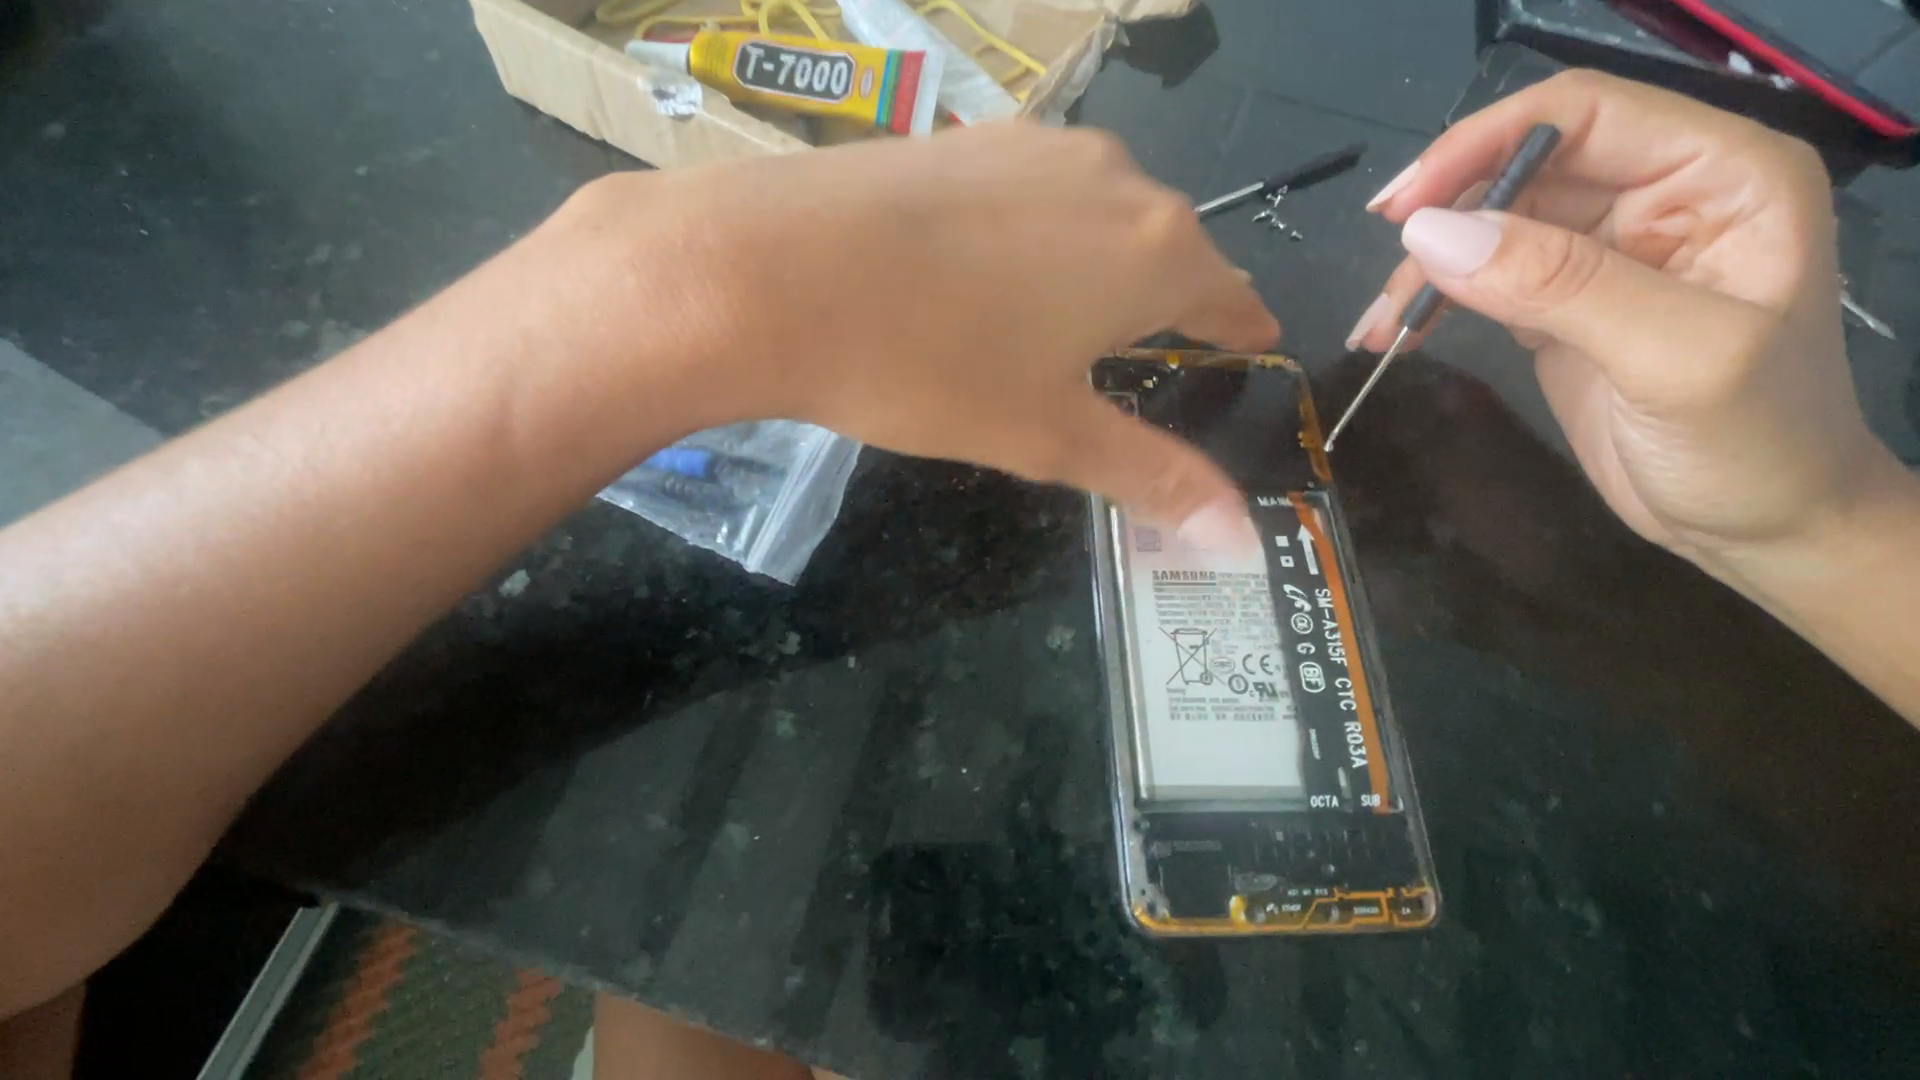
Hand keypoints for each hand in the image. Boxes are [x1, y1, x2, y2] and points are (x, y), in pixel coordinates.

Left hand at [568, 122, 1279, 547]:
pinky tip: (990, 273)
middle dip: (1169, 303)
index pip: (1229, 296)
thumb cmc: (932, 367)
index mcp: (1155, 251)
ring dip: (1100, 267)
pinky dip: (1036, 239)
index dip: (1243, 329)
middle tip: (1155, 351)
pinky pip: (1032, 197)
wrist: (776, 272)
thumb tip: (1242, 535)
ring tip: (1070, 319)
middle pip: (1167, 250)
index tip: (1253, 345)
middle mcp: (1113, 179)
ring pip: (1099, 217)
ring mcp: (1036, 147)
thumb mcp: (1049, 435)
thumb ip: (1151, 474)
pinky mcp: (968, 141)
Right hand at [1350, 70, 1902, 571]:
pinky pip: (1480, 279)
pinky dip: (1431, 303)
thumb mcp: (1670, 356)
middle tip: (1386, 292)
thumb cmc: (1751, 440)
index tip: (1399, 210)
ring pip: (1487, 227)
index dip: (1482, 146)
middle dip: (1440, 222)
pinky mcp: (1557, 303)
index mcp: (1718, 176)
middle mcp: (1658, 197)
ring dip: (1424, 272)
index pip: (1582, 116)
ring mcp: (1602, 252)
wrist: (1752, 522)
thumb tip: (1429, 234)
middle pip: (1519, 171)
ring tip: (1380, 330)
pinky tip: (1396, 335)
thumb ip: (1558, 284)